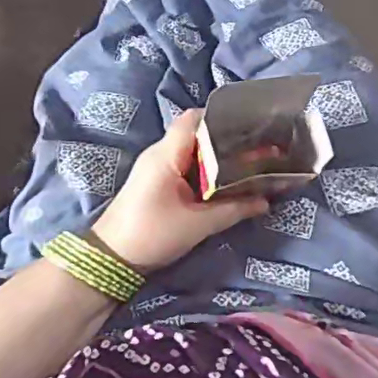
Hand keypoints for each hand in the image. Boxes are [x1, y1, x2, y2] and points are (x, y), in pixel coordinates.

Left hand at [90, 109, 268, 269]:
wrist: (111, 258)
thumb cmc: (152, 235)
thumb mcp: (198, 224)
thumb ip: (234, 209)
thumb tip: (266, 201)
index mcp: (166, 155)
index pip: (195, 119)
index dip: (223, 119)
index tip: (251, 129)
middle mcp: (159, 154)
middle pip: (196, 134)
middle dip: (227, 140)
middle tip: (259, 148)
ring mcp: (155, 168)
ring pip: (192, 151)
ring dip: (217, 157)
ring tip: (249, 163)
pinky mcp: (155, 183)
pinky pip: (184, 166)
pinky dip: (205, 170)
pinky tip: (226, 181)